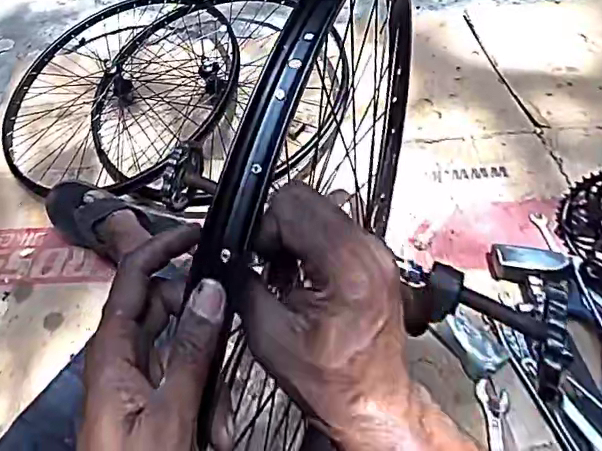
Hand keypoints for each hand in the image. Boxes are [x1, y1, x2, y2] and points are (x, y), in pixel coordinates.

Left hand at [80, 226, 228, 450]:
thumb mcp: (168, 416)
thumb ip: (191, 350)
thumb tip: (209, 289)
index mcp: (112, 350)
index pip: (134, 275)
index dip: (163, 247)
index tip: (197, 234)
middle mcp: (121, 357)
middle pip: (165, 310)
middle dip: (200, 326)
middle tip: (225, 344)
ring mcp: (137, 382)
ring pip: (181, 348)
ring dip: (207, 374)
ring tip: (217, 421)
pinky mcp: (151, 405)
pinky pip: (183, 380)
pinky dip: (204, 396)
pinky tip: (214, 430)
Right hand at [239, 187, 478, 450]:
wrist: (375, 405)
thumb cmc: (335, 383)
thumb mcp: (270, 338)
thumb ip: (245, 284)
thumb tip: (226, 253)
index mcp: (346, 267)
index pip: (290, 205)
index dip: (264, 228)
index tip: (259, 256)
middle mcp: (367, 249)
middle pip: (303, 197)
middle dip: (276, 225)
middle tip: (271, 262)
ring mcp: (375, 248)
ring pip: (316, 204)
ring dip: (292, 232)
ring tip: (288, 271)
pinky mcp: (374, 253)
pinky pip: (331, 222)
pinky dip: (310, 239)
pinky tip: (305, 272)